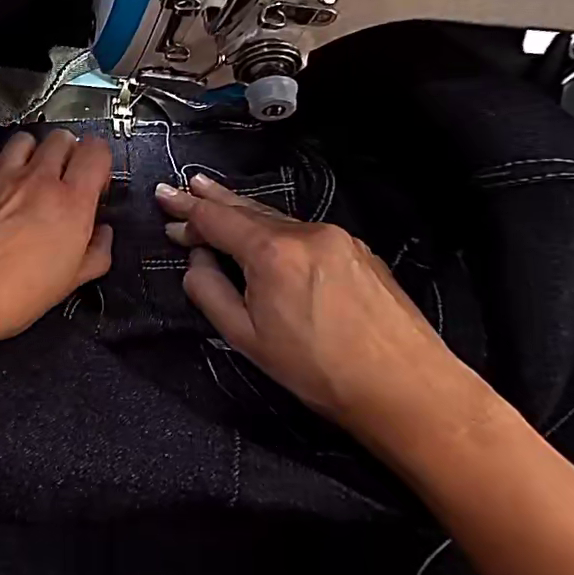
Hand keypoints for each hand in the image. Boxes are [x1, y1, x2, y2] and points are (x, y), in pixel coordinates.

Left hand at [0, 130, 113, 344]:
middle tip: (65, 178)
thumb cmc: (11, 295)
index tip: (94, 182)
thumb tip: (103, 237)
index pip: (97, 151)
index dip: (99, 162)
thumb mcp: (70, 283)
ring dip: (33, 151)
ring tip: (30, 172)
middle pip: (62, 138)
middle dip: (69, 153)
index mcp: (71, 203)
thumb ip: (95, 253)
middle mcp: (38, 180)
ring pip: (25, 138)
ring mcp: (1, 176)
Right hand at [156, 174, 463, 425]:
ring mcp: (337, 237)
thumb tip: (197, 261)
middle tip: (188, 186)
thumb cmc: (322, 372)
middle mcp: (306, 233)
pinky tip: (268, 236)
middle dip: (213, 198)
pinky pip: (305, 232)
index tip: (166, 199)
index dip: (187, 210)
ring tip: (219, 201)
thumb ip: (210, 292)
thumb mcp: (247, 339)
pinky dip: (277, 230)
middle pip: (247, 208)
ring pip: (278, 219)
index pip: (217, 219)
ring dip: (245, 213)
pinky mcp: (358, 250)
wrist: (407, 388)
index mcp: (273, 252)